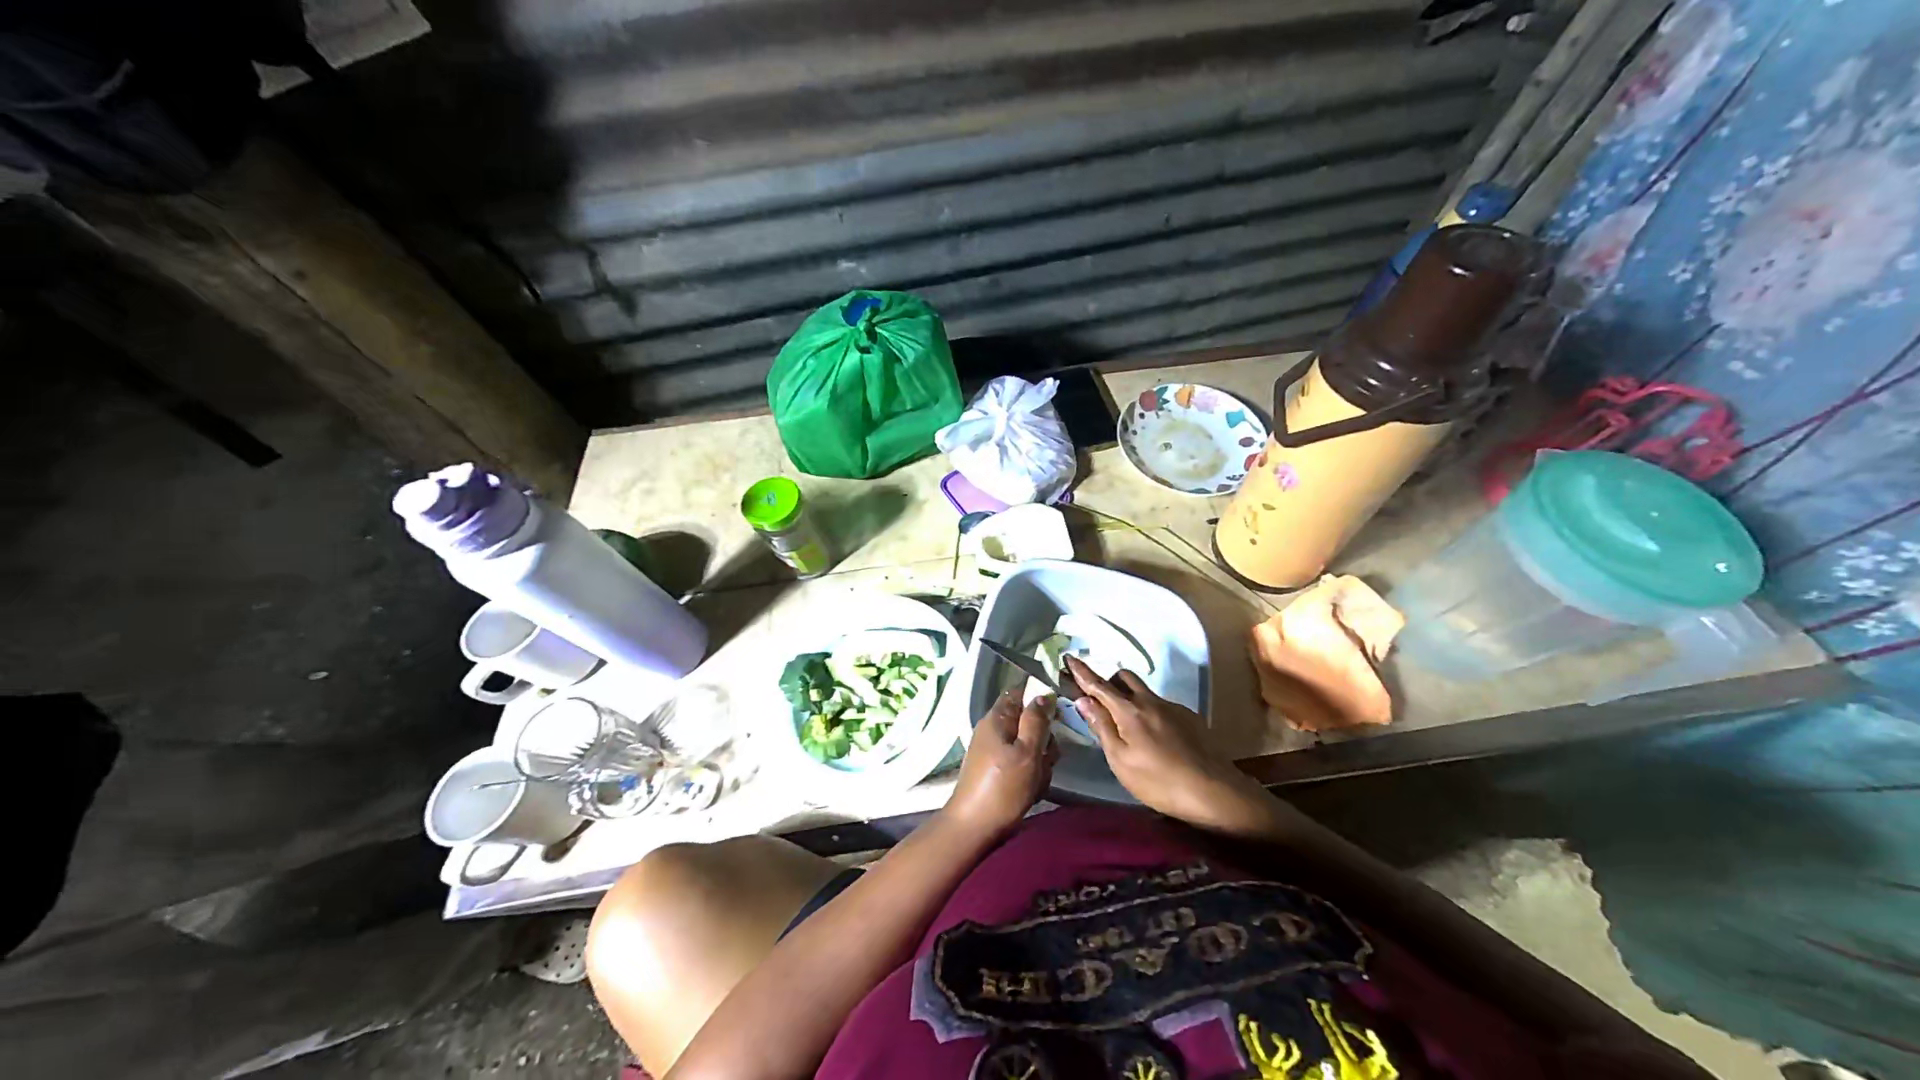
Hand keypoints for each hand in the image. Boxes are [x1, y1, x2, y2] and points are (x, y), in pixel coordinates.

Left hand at [944, 691, 1057, 837]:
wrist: (975, 828)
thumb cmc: (1003, 787)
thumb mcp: (1026, 751)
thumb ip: (1036, 721)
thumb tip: (1043, 694)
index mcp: (998, 717)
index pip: (1021, 691)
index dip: (1041, 696)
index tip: (1059, 711)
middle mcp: (995, 729)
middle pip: (1031, 722)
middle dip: (1044, 740)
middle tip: (1045, 759)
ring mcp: (996, 750)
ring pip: (1031, 746)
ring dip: (1040, 762)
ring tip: (1036, 781)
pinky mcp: (1000, 770)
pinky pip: (1024, 764)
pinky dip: (1032, 776)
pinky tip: (1031, 791)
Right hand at [1065, 656, 1271, 831]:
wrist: (1214, 791)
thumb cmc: (1158, 781)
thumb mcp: (1120, 760)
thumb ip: (1101, 727)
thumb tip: (1083, 700)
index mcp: (1129, 711)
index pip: (1099, 685)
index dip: (1082, 671)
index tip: (1069, 657)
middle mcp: (1151, 701)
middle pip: (1124, 677)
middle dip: (1109, 681)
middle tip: (1100, 701)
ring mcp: (1173, 707)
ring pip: (1145, 692)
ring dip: (1130, 698)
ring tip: (1129, 727)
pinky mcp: (1191, 718)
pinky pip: (1162, 706)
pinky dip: (1150, 713)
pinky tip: (1156, 740)